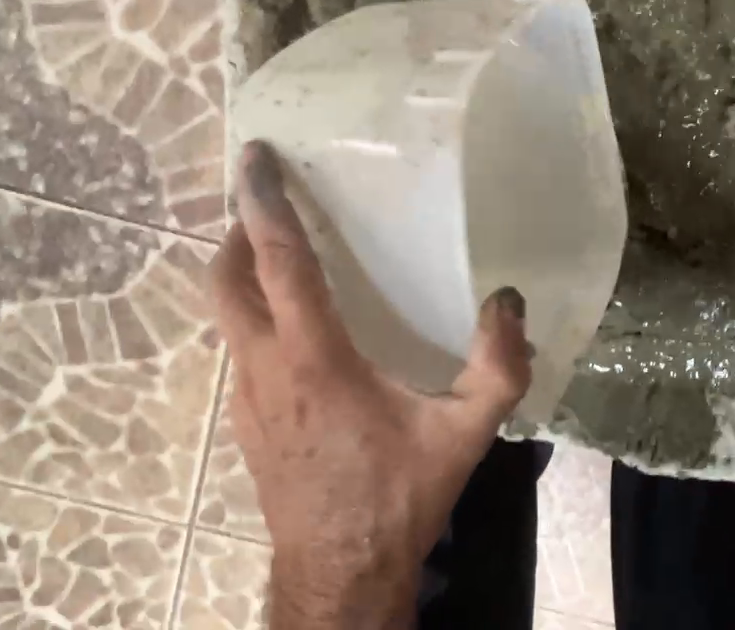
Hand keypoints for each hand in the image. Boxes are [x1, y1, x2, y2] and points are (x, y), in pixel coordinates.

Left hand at [210, 141, 531, 629]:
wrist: (340, 577)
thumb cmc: (398, 497)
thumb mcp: (465, 434)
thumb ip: (497, 366)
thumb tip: (508, 300)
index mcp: (315, 360)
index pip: (279, 265)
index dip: (265, 205)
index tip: (255, 158)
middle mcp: (267, 370)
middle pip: (226, 281)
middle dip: (238, 230)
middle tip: (270, 198)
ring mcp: (245, 398)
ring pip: (227, 316)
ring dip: (243, 273)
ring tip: (284, 248)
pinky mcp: (245, 421)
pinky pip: (241, 347)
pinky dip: (255, 314)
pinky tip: (298, 325)